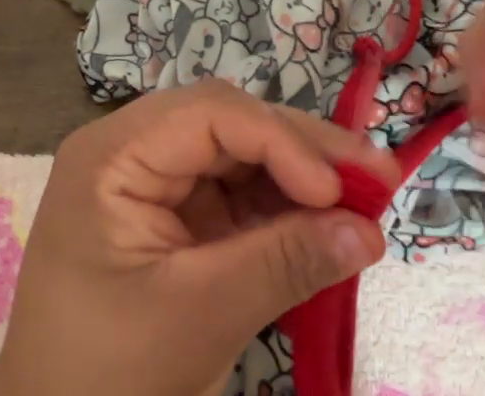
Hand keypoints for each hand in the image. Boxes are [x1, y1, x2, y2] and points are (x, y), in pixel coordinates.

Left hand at [0, 80, 396, 395]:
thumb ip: (285, 263)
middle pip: (229, 124)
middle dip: (302, 150)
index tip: (337, 191)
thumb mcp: (199, 316)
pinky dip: (283, 208)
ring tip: (364, 201)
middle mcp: (130, 152)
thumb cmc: (108, 373)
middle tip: (376, 178)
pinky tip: (325, 225)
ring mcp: (152, 184)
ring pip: (240, 154)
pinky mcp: (173, 218)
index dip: (281, 141)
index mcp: (112, 156)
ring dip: (301, 176)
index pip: (209, 114)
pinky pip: (237, 194)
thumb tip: (370, 231)